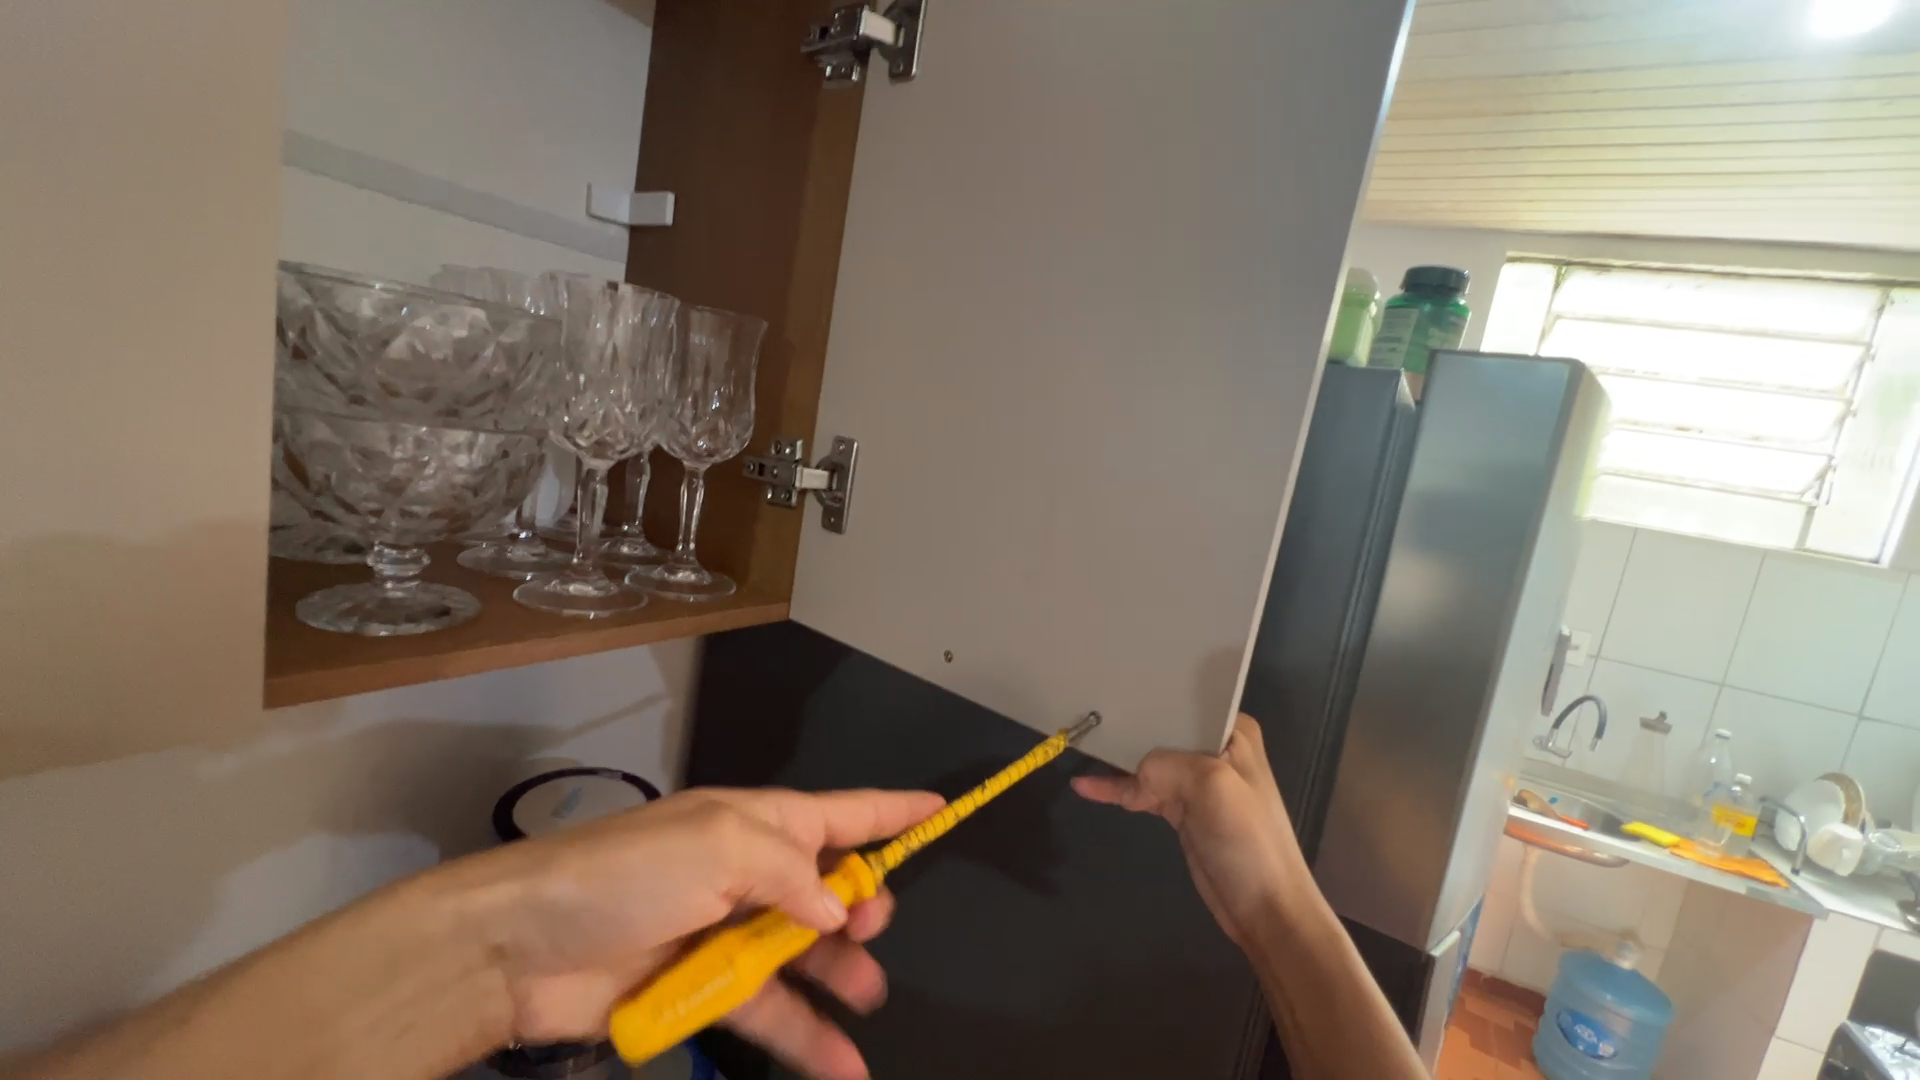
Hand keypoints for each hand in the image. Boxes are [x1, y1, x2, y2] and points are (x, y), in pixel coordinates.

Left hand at [444, 786, 943, 1079]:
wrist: (525, 945)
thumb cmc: (631, 871)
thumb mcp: (719, 844)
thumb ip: (792, 872)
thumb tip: (837, 908)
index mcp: (762, 823)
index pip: (843, 812)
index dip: (892, 811)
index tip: (941, 809)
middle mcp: (756, 873)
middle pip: (832, 887)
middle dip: (864, 902)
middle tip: (873, 927)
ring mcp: (734, 933)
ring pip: (809, 955)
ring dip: (843, 976)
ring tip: (870, 997)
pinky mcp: (710, 989)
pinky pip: (773, 1011)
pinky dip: (808, 1037)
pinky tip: (844, 1064)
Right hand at [1072, 714, 1304, 947]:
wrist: (1266, 910)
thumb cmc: (1248, 839)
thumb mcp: (1211, 785)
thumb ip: (1165, 766)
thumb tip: (1133, 777)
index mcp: (1232, 732)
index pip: (1183, 703)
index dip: (1150, 698)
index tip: (1113, 689)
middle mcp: (1216, 749)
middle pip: (1162, 729)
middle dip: (1128, 725)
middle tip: (1088, 714)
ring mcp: (1198, 782)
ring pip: (1149, 760)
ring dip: (1118, 760)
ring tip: (1081, 746)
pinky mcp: (1182, 810)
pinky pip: (1142, 790)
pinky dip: (1116, 788)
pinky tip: (1087, 787)